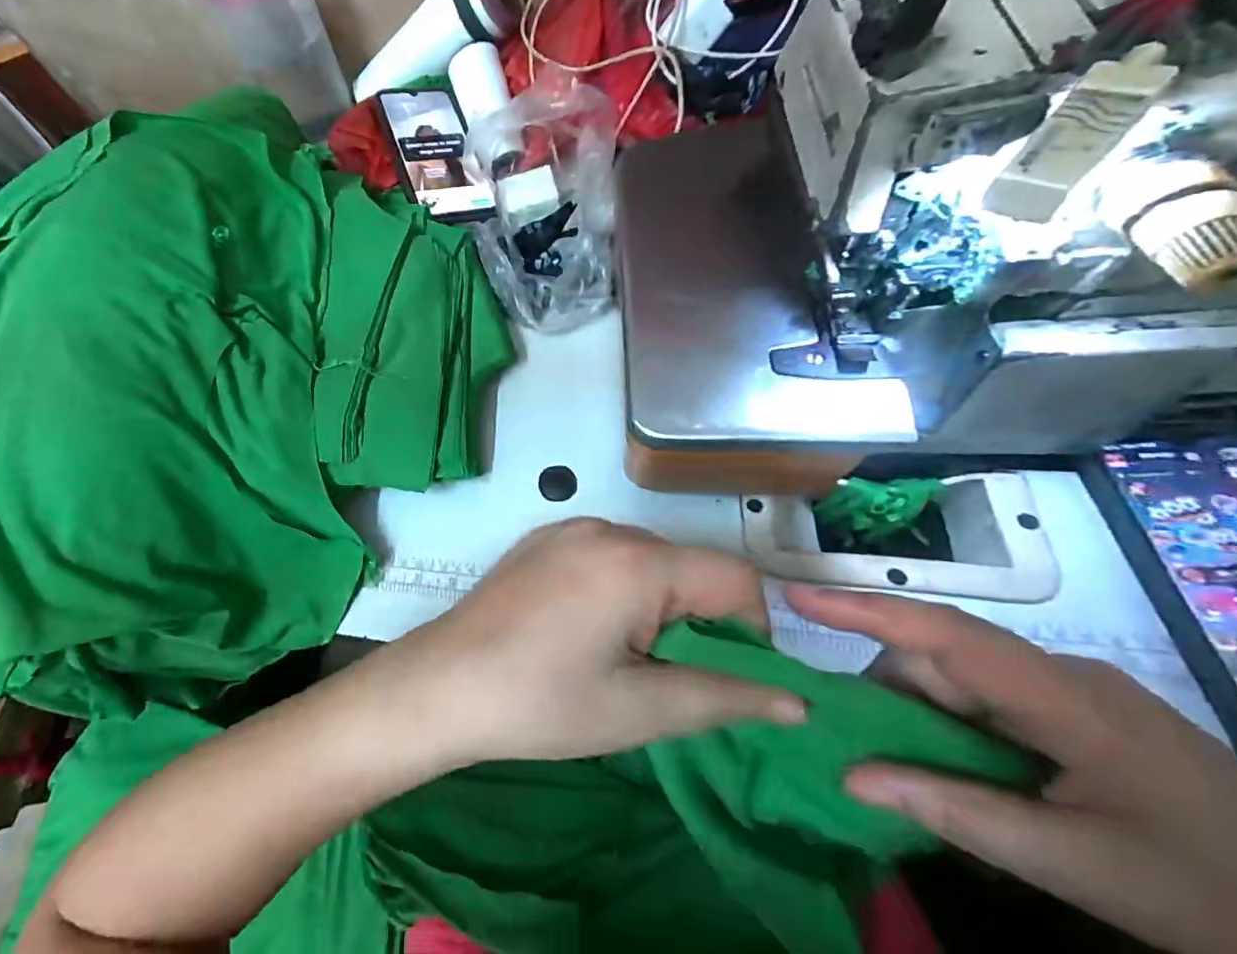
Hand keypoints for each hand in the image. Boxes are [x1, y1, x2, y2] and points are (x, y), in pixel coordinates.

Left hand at [359, 519, 805, 765]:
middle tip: (668, 677)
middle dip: (698, 620)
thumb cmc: (540, 702)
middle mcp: (603, 527)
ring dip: (657, 607)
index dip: (754, 630)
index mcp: (635, 560)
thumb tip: (797, 702)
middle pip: (688, 566)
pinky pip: (604, 557)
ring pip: (646, 561)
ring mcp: (564, 529)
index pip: (735, 578)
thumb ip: (725, 696)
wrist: (439, 686)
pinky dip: (618, 591)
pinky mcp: (539, 542)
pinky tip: (584, 634)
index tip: (736, 677)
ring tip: (622, 660)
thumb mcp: (640, 708)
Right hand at [788, 586, 1236, 953]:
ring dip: (920, 723)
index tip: (794, 597)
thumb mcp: (1076, 863)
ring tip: (902, 777)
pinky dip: (953, 738)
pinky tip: (953, 781)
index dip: (864, 610)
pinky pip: (991, 712)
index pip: (944, 634)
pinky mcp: (1081, 724)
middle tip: (845, 743)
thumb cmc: (1217, 892)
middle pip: (943, 662)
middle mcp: (1062, 678)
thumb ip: (955, 811)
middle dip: (886, 694)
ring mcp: (1075, 698)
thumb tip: (848, 775)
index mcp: (1065, 697)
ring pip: (963, 687)